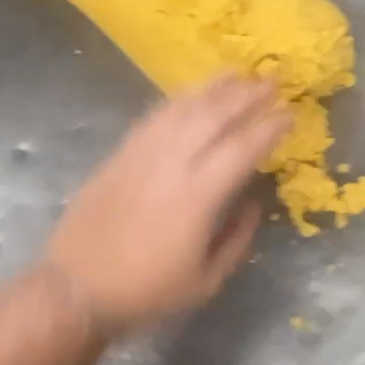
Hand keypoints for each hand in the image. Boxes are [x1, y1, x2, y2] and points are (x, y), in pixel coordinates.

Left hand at [41, 75, 291, 330]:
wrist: (75, 288)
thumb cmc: (147, 291)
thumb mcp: (207, 280)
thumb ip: (238, 238)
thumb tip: (253, 202)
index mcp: (198, 198)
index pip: (242, 148)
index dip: (269, 127)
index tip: (290, 114)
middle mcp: (171, 165)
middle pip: (215, 116)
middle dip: (248, 96)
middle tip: (273, 82)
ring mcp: (142, 154)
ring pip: (184, 108)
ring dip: (216, 88)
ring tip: (241, 74)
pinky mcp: (120, 153)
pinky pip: (156, 116)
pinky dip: (180, 99)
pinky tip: (195, 92)